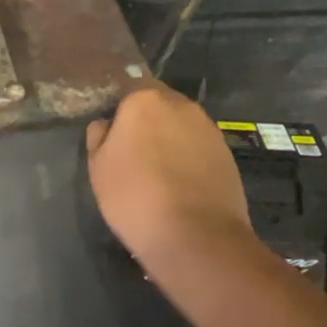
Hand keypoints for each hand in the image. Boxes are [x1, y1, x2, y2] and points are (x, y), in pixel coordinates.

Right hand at [86, 85, 251, 264]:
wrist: (198, 239)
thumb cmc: (136, 197)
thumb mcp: (98, 167)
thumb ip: (99, 136)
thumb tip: (107, 125)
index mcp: (144, 99)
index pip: (129, 87)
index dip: (121, 108)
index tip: (114, 129)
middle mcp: (180, 105)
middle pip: (159, 103)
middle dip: (148, 120)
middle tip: (134, 149)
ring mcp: (209, 130)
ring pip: (182, 125)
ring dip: (171, 139)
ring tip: (160, 170)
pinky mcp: (228, 156)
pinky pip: (200, 148)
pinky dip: (190, 158)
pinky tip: (181, 184)